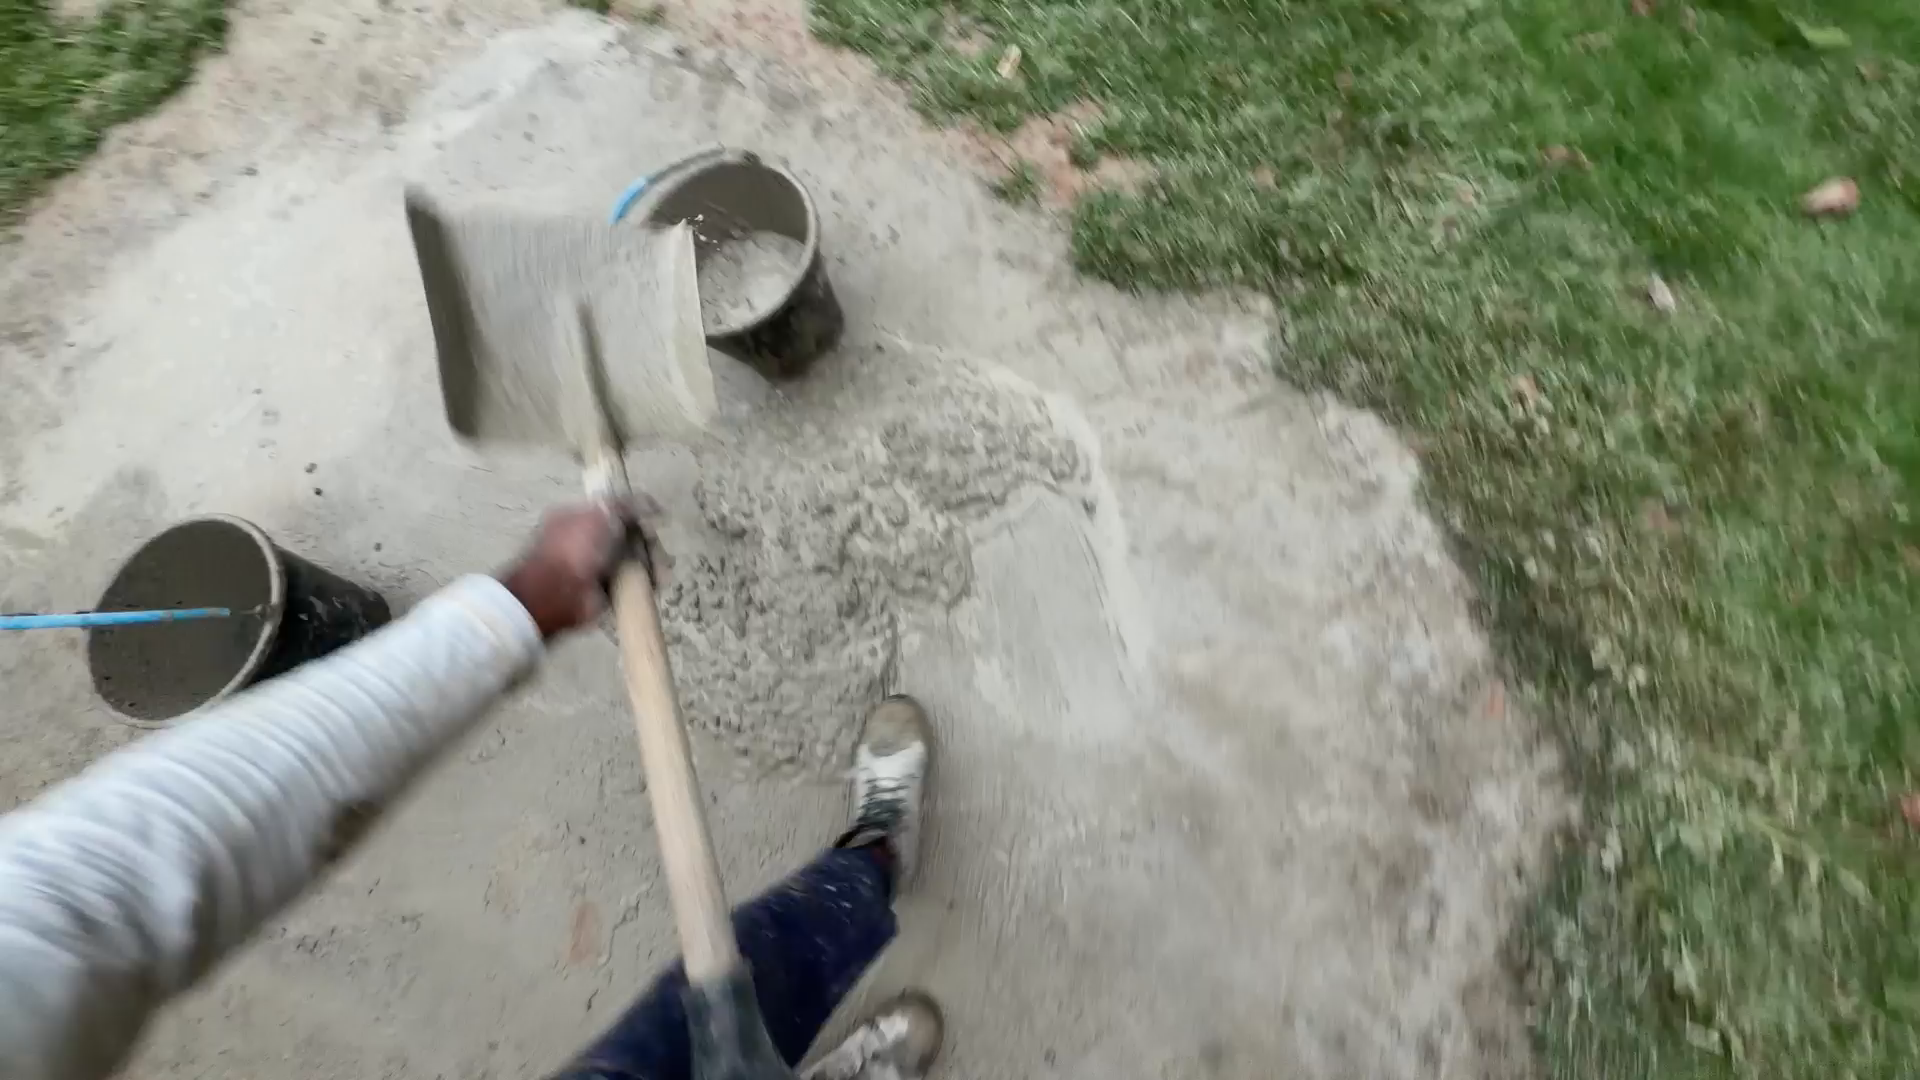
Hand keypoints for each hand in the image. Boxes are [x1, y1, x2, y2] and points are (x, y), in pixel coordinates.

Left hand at [499, 500, 664, 638]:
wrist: (557, 593)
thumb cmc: (574, 547)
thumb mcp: (599, 513)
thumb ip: (627, 504)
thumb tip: (654, 506)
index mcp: (578, 517)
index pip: (616, 510)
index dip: (638, 514)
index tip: (656, 519)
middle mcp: (587, 540)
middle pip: (630, 535)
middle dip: (649, 541)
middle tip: (658, 548)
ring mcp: (597, 566)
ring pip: (636, 558)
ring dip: (653, 561)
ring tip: (663, 567)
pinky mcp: (608, 589)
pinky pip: (635, 581)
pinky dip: (649, 581)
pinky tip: (659, 580)